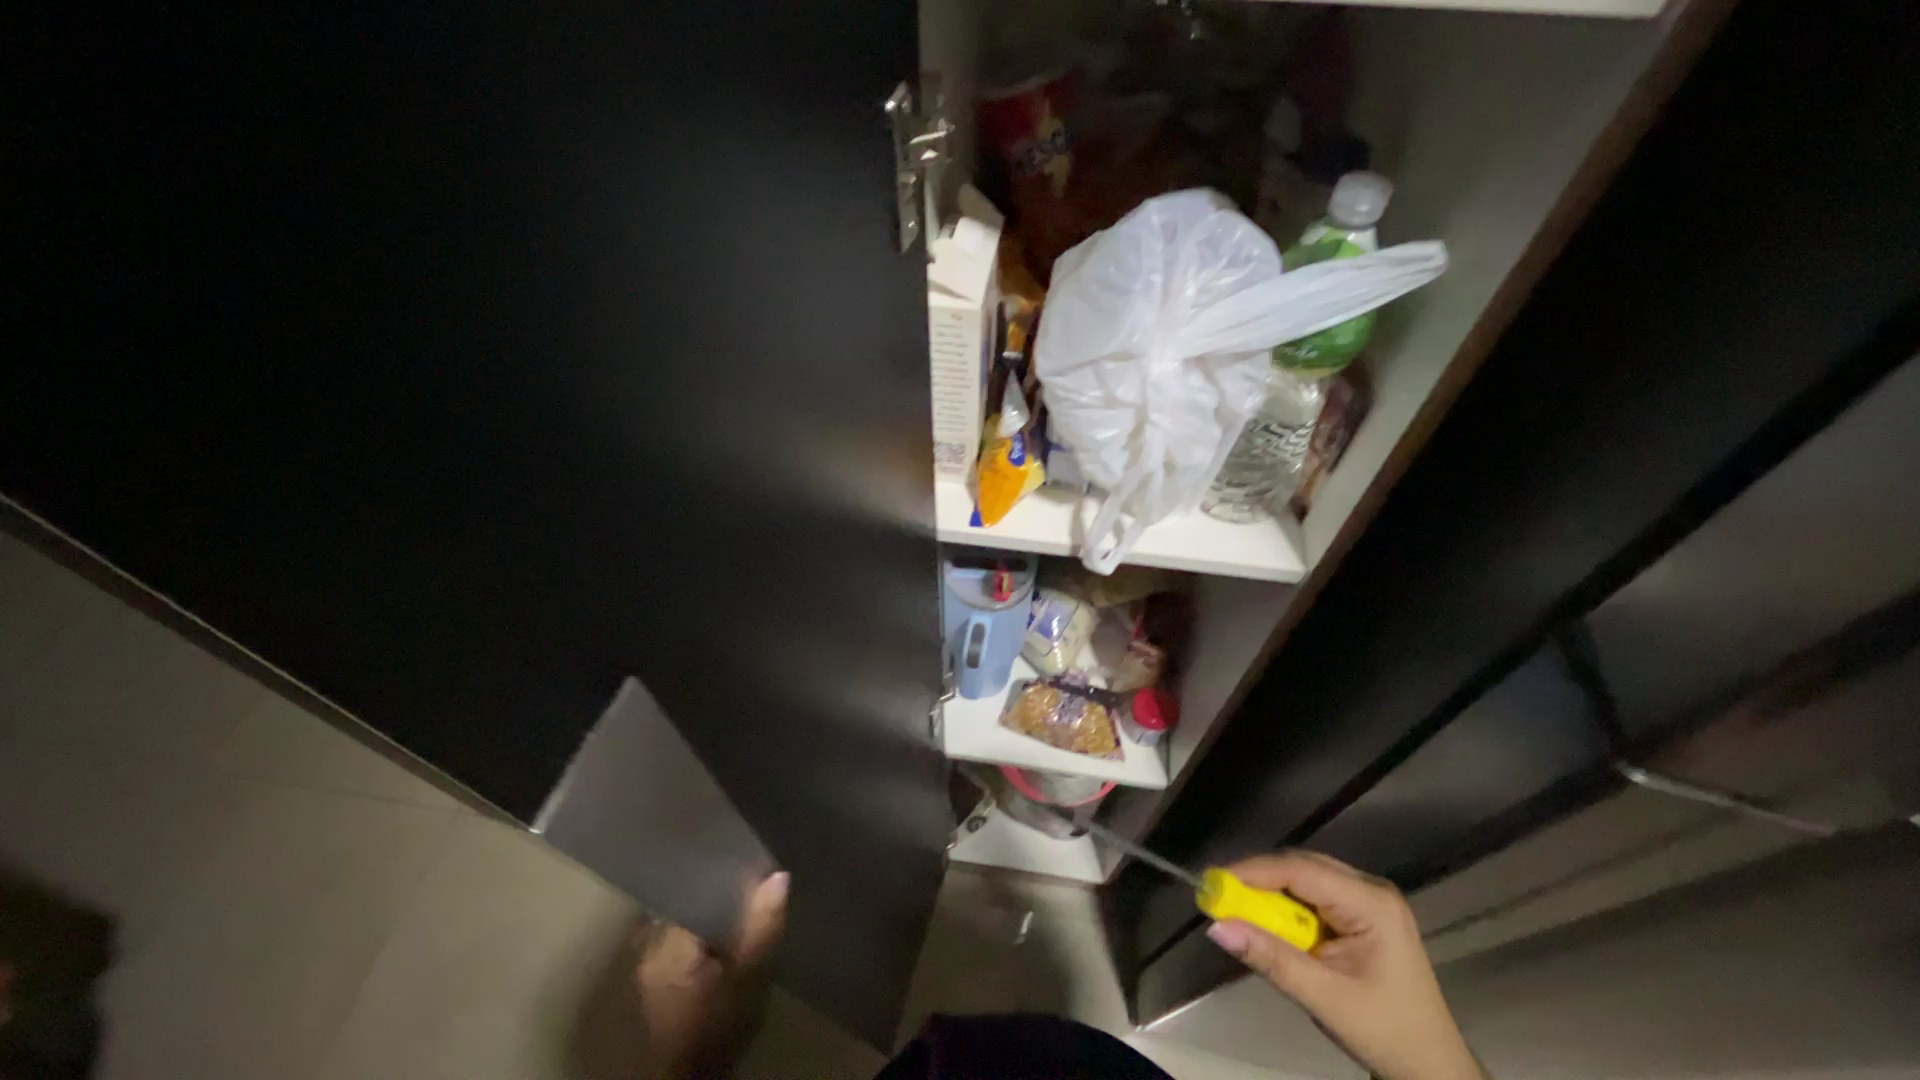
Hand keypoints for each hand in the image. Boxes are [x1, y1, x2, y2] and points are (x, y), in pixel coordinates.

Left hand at [633, 871, 788, 1078]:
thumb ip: (763, 926)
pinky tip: (723, 932)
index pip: (692, 885)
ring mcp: (646, 961)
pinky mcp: (652, 976)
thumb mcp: (751, 979)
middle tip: (751, 880)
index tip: (747, 861)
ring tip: (741, 901)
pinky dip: (700, 929)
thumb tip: (778, 875)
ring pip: (682, 916)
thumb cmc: (721, 1029)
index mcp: (669, 940)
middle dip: (717, 889)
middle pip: (686, 898)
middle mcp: (649, 944)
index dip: (721, 871)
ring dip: (708, 909)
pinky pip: (678, 935)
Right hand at [1206, 852, 1482, 1079]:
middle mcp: (1372, 890)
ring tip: (1238, 909)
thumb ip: (1270, 959)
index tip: (1213, 884)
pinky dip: (1288, 905)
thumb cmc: (1383, 1031)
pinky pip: (1315, 896)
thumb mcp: (1323, 998)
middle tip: (1220, 896)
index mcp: (1372, 904)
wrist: (1430, 1066)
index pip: (1301, 871)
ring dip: (1272, 892)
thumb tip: (1216, 928)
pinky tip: (1270, 922)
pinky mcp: (1363, 915)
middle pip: (1303, 867)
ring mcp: (1370, 901)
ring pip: (1307, 878)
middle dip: (1259, 880)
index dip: (1254, 872)